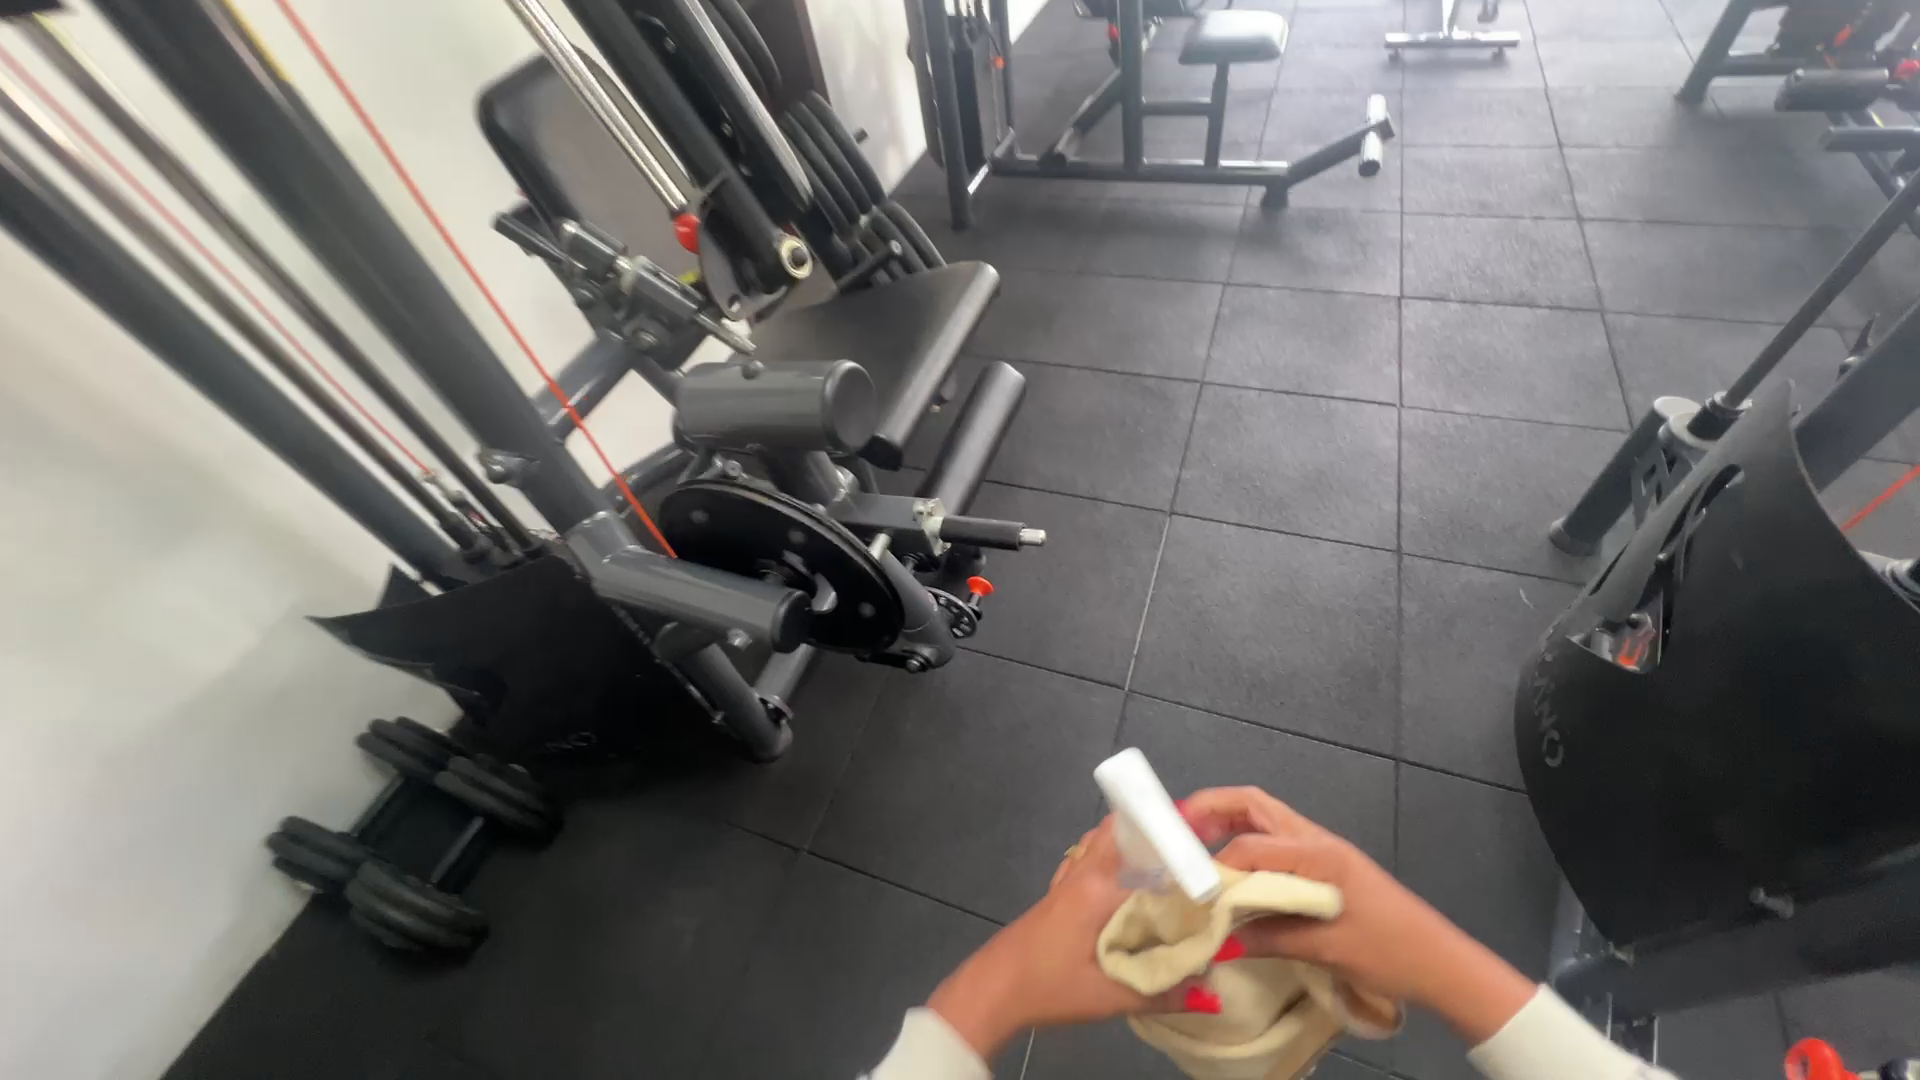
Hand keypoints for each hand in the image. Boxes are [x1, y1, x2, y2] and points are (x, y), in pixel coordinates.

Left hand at [927, 818, 1203, 1058]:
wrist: (996, 985)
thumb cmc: (1051, 985)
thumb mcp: (1110, 996)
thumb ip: (1162, 991)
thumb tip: (1211, 990)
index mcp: (1099, 887)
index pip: (1141, 850)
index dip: (1174, 843)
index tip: (1206, 844)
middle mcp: (1084, 871)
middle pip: (1118, 830)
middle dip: (1153, 832)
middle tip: (1190, 848)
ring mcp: (1067, 878)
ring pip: (1101, 841)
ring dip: (1130, 842)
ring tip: (1166, 860)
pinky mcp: (1058, 890)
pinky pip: (1088, 857)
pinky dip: (1111, 857)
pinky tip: (1127, 882)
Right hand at [1181, 787, 1536, 1044]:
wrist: (1444, 964)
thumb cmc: (1391, 952)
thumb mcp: (1328, 950)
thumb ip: (1270, 936)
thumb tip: (1218, 939)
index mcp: (1317, 853)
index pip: (1252, 845)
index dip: (1218, 863)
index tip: (1192, 886)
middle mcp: (1315, 839)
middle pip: (1253, 803)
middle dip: (1212, 807)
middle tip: (1177, 825)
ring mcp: (1320, 847)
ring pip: (1262, 815)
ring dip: (1226, 819)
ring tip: (1194, 838)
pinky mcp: (1323, 862)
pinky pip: (1273, 837)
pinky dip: (1245, 839)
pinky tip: (1231, 864)